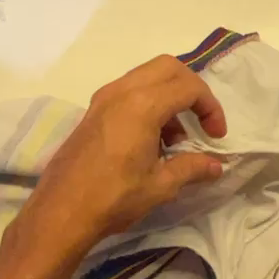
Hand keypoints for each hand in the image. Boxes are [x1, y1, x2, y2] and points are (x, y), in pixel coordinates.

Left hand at [15, 55, 227, 260]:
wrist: (62, 211)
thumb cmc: (114, 198)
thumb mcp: (160, 186)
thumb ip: (192, 168)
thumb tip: (215, 166)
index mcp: (142, 105)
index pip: (189, 87)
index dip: (211, 108)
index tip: (216, 136)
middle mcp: (122, 91)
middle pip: (168, 67)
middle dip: (192, 90)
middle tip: (201, 121)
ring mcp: (103, 98)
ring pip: (147, 76)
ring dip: (169, 96)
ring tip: (175, 139)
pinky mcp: (93, 111)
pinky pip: (129, 91)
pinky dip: (149, 103)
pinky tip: (151, 141)